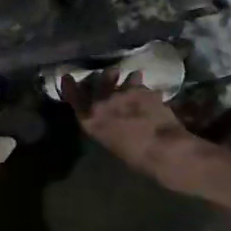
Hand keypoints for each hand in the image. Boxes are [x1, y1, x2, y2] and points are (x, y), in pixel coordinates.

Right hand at [61, 72, 216, 192]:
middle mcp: (103, 104)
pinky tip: (152, 93)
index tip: (68, 77)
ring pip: (124, 79)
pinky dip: (145, 89)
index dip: (70, 87)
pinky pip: (142, 85)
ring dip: (129, 79)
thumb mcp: (112, 144)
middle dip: (107, 77)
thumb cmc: (136, 157)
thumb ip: (106, 127)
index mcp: (91, 121)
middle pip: (100, 82)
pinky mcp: (143, 90)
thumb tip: (112, 120)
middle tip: (111, 73)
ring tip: (135, 78)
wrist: (162, 149)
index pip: (74, 98)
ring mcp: (123, 93)